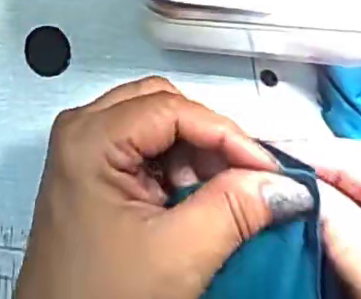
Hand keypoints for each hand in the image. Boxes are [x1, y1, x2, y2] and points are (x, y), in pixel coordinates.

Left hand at [14, 77, 318, 298]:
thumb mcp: (175, 256)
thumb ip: (231, 211)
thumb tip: (278, 184)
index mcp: (89, 137)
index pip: (170, 107)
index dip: (225, 132)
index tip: (268, 167)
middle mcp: (81, 130)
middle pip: (161, 105)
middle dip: (210, 138)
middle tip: (252, 175)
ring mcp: (85, 149)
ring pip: (155, 125)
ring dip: (196, 154)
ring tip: (230, 194)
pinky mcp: (93, 171)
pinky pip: (144, 149)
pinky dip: (178, 169)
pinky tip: (200, 201)